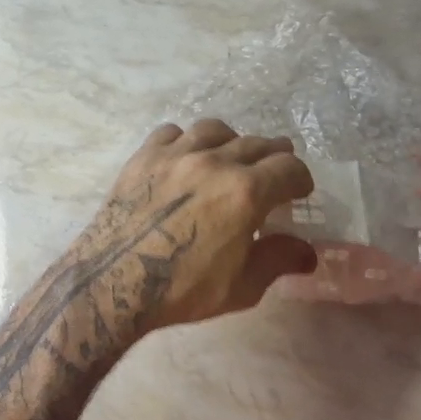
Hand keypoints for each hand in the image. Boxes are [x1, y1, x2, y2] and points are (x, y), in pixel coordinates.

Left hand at [80, 120, 318, 331]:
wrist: (114, 281)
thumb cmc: (183, 290)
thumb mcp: (242, 287)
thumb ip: (277, 260)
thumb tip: (306, 252)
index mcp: (245, 192)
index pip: (288, 168)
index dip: (300, 179)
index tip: (298, 191)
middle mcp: (213, 162)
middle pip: (255, 144)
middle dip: (272, 158)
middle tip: (273, 170)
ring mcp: (174, 154)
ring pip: (213, 130)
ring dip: (231, 141)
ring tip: (232, 156)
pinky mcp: (143, 157)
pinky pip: (171, 133)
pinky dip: (186, 140)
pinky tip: (186, 156)